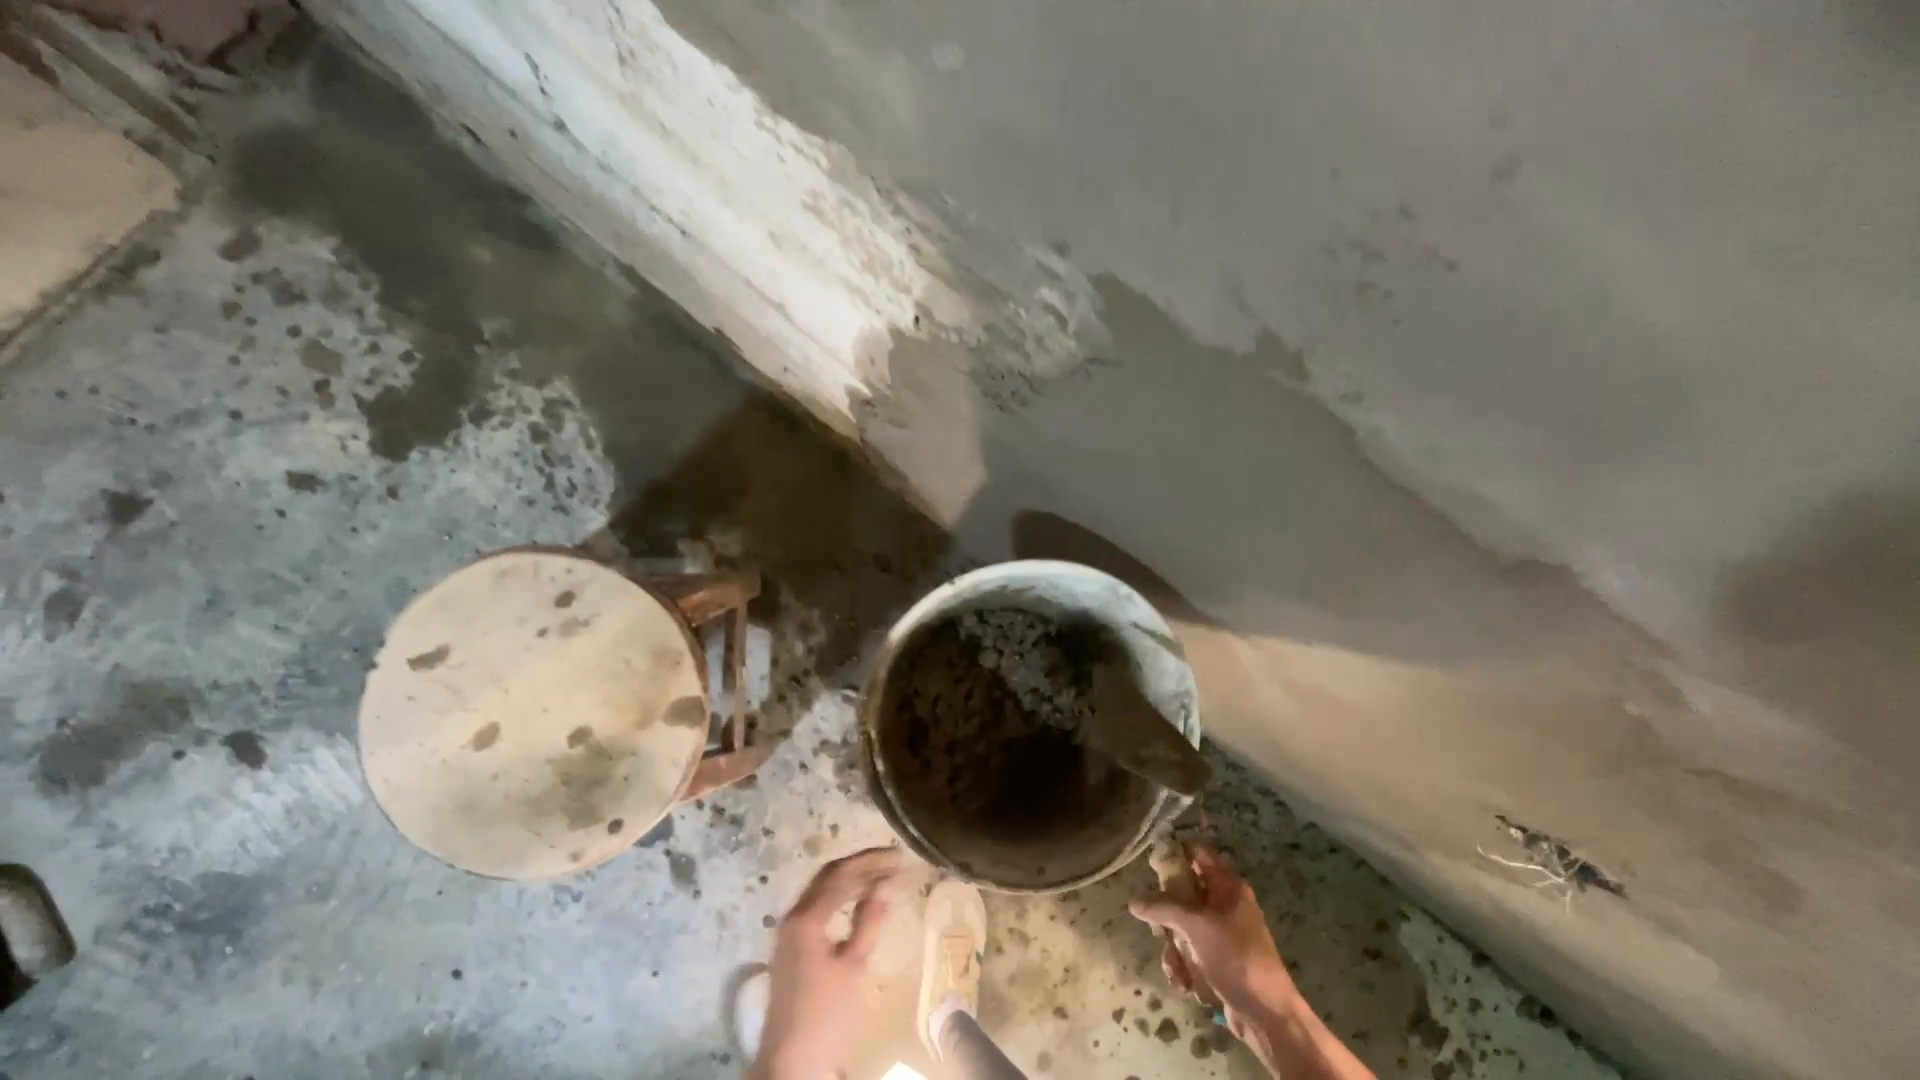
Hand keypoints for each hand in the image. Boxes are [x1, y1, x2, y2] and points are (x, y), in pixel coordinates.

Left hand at [750, 847, 904, 1079]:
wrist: (791, 1059)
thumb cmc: (828, 1013)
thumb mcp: (855, 965)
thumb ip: (869, 920)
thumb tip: (886, 883)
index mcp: (806, 917)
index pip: (840, 873)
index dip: (870, 861)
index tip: (898, 855)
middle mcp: (792, 917)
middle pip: (827, 877)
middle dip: (859, 865)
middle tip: (891, 861)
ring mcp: (788, 933)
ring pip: (820, 891)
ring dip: (849, 880)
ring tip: (879, 877)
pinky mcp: (790, 948)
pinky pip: (816, 908)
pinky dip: (839, 898)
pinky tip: (856, 904)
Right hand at [1132, 846, 1374, 1079]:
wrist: (1266, 1012)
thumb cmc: (1235, 956)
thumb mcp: (1195, 925)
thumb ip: (1162, 907)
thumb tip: (1134, 901)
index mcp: (1228, 887)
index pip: (1199, 853)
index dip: (1175, 852)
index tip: (1150, 863)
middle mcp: (1225, 905)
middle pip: (1184, 894)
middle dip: (1166, 915)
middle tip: (1158, 928)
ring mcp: (1222, 934)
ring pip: (1183, 927)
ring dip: (1173, 947)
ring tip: (1176, 966)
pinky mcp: (1219, 960)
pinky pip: (1191, 952)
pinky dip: (1183, 965)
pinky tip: (1183, 982)